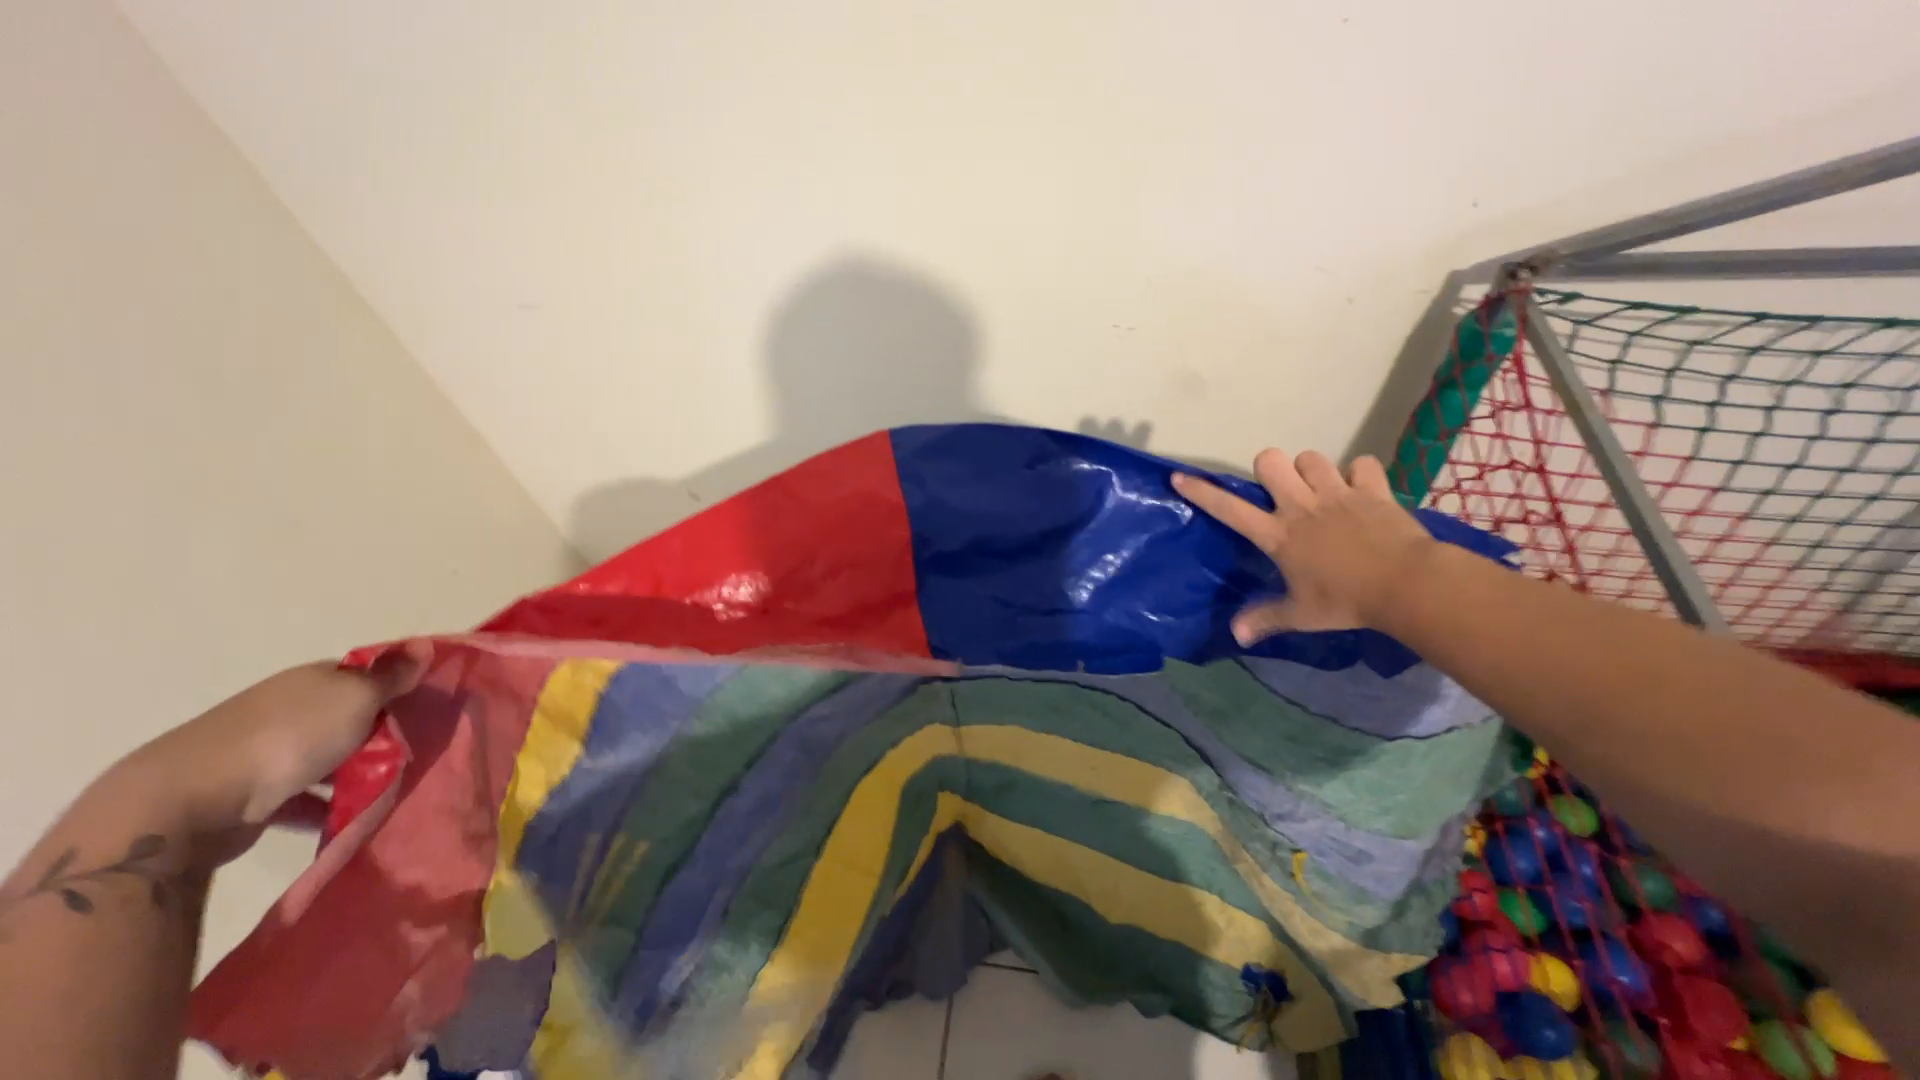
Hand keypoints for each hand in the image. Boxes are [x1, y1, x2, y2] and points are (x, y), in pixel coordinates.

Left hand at [125, 643, 427, 865]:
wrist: (192, 800)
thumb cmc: (288, 737)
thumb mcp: (355, 698)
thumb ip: (391, 677)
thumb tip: (425, 643)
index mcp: (312, 680)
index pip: (363, 675)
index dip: (397, 686)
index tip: (429, 707)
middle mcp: (288, 708)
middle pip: (348, 717)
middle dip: (382, 733)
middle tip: (418, 752)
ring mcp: (267, 752)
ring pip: (327, 758)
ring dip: (355, 773)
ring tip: (392, 791)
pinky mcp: (254, 795)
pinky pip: (305, 797)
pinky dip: (328, 806)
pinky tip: (354, 819)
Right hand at [1172, 450, 1435, 642]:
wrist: (1405, 584)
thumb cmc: (1346, 601)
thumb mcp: (1301, 615)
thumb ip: (1266, 619)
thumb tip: (1236, 634)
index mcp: (1278, 535)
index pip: (1230, 509)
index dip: (1202, 492)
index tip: (1180, 477)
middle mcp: (1302, 506)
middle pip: (1270, 461)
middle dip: (1270, 470)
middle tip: (1281, 492)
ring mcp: (1338, 494)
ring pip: (1312, 458)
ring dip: (1311, 470)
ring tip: (1320, 490)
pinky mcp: (1372, 490)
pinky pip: (1361, 465)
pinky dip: (1360, 475)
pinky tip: (1361, 490)